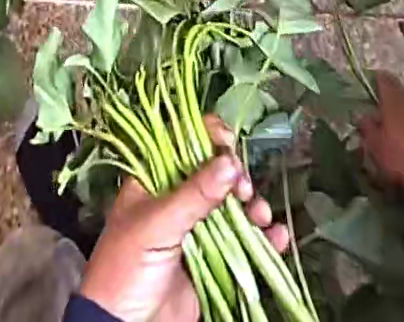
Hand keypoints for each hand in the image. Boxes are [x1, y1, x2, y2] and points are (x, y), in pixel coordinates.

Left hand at [78, 116, 289, 321]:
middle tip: (243, 187)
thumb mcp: (156, 225)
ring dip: (252, 205)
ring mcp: (196, 228)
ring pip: (233, 205)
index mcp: (154, 179)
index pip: (183, 143)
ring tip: (260, 214)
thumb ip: (194, 194)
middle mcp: (177, 197)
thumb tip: (229, 161)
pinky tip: (277, 237)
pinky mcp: (213, 259)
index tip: (229, 141)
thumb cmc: (126, 267)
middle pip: (215, 172)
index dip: (207, 137)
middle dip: (235, 175)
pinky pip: (243, 241)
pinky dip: (263, 237)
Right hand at [357, 72, 403, 189]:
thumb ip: (367, 127)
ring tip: (394, 118)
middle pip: (400, 92)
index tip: (371, 81)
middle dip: (391, 95)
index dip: (377, 79)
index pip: (384, 80)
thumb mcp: (375, 144)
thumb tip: (362, 115)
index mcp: (393, 100)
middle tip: (380, 102)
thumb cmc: (398, 155)